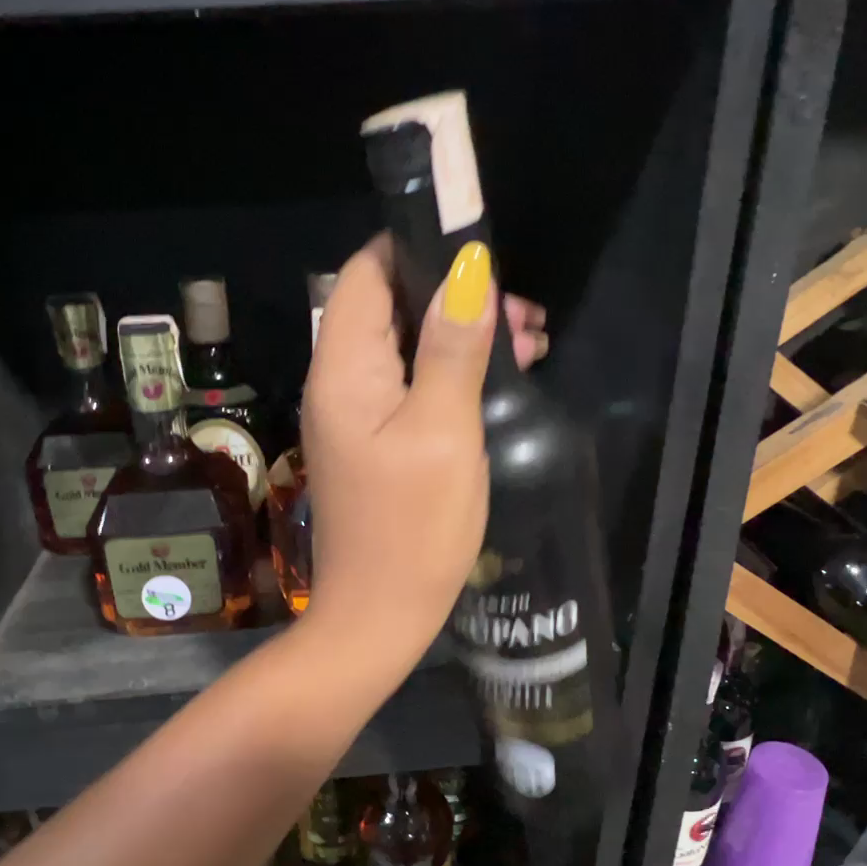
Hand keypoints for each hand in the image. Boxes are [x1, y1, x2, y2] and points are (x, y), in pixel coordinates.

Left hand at [300, 234, 535, 673]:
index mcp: (344, 369)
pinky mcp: (372, 442)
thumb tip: (467, 272)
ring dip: (460, 335)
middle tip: (522, 317)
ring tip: (528, 345)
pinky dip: (450, 373)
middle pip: (389, 307)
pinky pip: (408, 386)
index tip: (481, 255)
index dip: (416, 249)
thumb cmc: (413, 528)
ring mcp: (353, 415)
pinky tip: (500, 382)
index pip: (366, 274)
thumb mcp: (442, 431)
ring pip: (405, 347)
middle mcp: (338, 383)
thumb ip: (451, 348)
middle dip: (453, 296)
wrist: (378, 617)